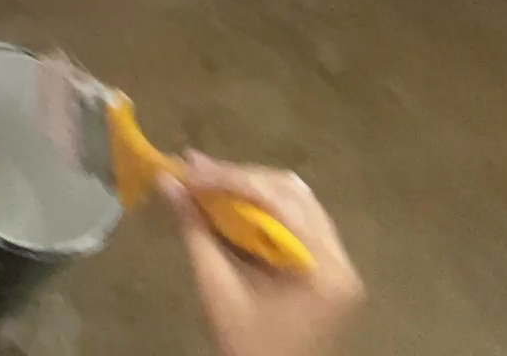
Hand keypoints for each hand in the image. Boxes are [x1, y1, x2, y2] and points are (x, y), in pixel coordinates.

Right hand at [160, 153, 363, 355]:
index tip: (186, 168)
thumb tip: (166, 179)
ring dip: (249, 187)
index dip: (228, 178)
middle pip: (290, 193)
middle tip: (193, 171)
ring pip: (294, 201)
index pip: (277, 200)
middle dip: (238, 177)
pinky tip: (229, 203)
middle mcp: (340, 260)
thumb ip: (194, 228)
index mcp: (323, 269)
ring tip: (207, 182)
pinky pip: (295, 220)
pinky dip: (260, 205)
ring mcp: (337, 265)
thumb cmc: (247, 346)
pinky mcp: (326, 269)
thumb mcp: (216, 286)